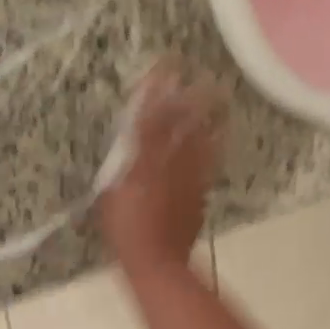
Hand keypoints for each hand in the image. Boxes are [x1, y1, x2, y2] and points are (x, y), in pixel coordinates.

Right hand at [98, 61, 222, 275]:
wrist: (159, 263)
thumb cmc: (126, 232)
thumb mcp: (112, 196)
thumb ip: (122, 168)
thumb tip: (128, 146)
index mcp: (147, 162)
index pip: (151, 118)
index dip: (156, 91)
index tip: (164, 65)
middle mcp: (174, 164)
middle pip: (184, 124)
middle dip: (190, 98)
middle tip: (200, 74)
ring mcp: (191, 178)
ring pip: (201, 139)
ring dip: (207, 116)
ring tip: (216, 96)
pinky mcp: (199, 192)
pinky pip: (208, 158)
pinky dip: (212, 141)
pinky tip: (217, 133)